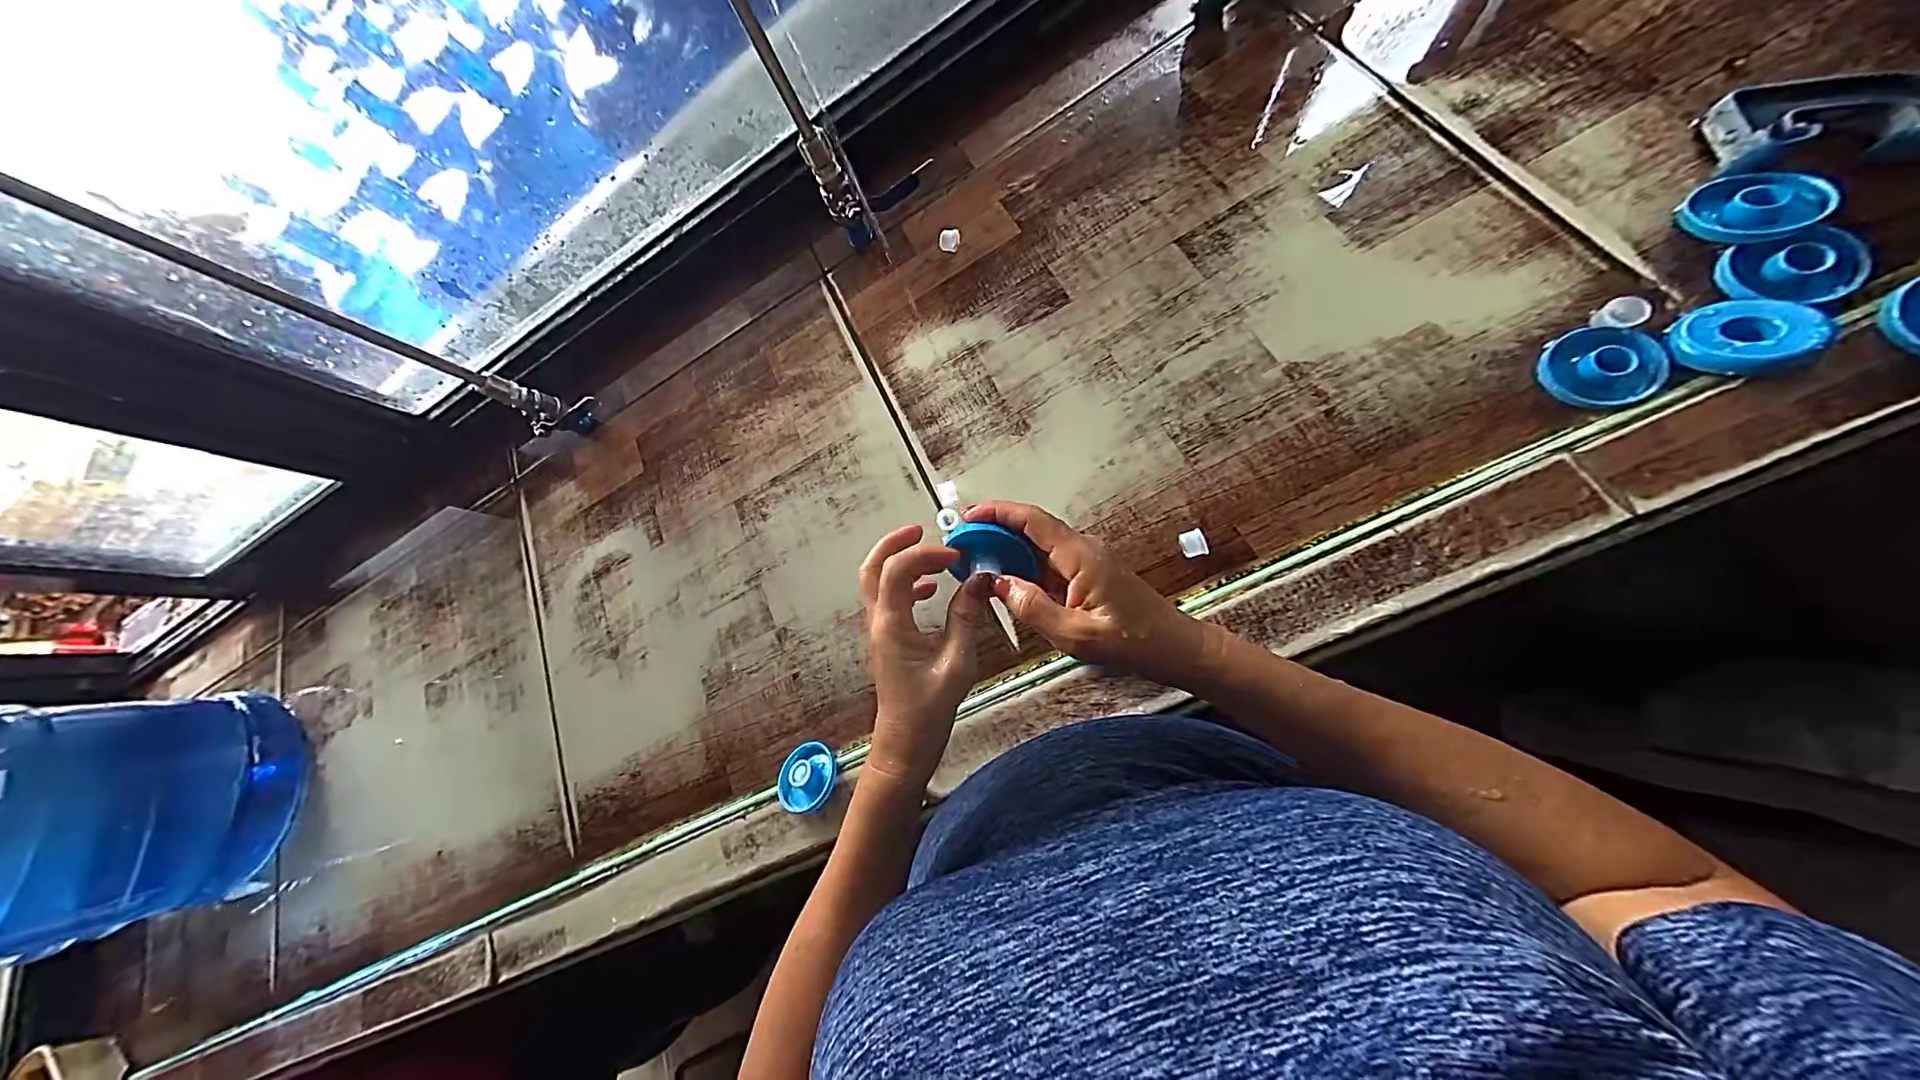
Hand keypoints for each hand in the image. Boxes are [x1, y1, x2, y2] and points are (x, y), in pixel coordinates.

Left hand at [858, 524, 991, 786]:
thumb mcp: (957, 661)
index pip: (899, 569)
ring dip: (900, 562)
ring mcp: (881, 630)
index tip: (957, 558)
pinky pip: (891, 600)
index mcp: (892, 624)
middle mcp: (880, 622)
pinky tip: (932, 589)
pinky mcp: (889, 639)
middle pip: (873, 568)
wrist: (906, 742)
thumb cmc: (929, 709)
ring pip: (878, 582)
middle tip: (920, 530)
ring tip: (932, 555)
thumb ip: (967, 616)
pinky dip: (908, 584)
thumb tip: (980, 581)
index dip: (927, 555)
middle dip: (894, 544)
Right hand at [963, 501, 1209, 686]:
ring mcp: (1085, 562)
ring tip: (975, 558)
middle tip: (963, 540)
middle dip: (995, 529)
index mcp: (1082, 557)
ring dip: (1007, 549)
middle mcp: (1083, 551)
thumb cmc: (1136, 642)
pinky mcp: (1086, 576)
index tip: (969, 516)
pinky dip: (1023, 567)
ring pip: (1037, 546)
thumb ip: (1033, 608)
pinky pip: (1047, 564)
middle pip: (1031, 529)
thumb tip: (1000, 584)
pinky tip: (1005, 580)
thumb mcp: (1077, 635)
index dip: (998, 513)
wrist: (1174, 648)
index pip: (1032, 521)